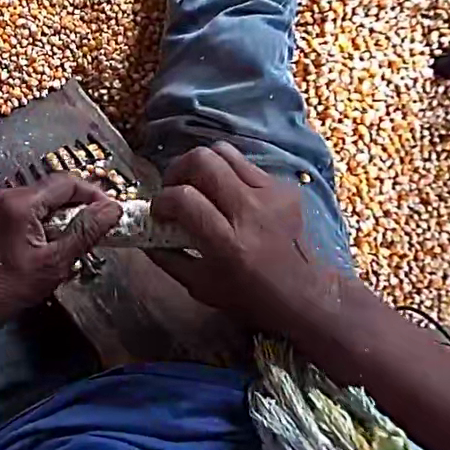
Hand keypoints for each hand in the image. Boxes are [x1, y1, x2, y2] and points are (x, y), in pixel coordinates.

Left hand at [0, 175, 122, 356]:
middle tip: (100, 227)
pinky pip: (30, 208)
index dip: (94, 194)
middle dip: (80, 204)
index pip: (67, 182)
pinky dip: (47, 219)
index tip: (112, 212)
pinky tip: (57, 241)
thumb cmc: (9, 288)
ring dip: (64, 213)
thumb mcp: (55, 262)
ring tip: (81, 237)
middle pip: (54, 188)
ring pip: (43, 198)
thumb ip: (85, 232)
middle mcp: (7, 195)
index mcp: (21, 202)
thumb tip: (113, 208)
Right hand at [147, 143, 348, 338]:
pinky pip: (244, 164)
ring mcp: (271, 194)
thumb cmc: (250, 297)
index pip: (184, 199)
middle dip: (176, 170)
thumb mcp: (200, 286)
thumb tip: (141, 236)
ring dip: (200, 165)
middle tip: (173, 189)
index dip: (161, 200)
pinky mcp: (284, 187)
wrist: (308, 295)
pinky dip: (225, 173)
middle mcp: (251, 211)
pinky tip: (224, 194)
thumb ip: (167, 258)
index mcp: (228, 243)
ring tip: (195, 184)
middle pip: (202, 161)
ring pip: (223, 152)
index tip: (158, 212)